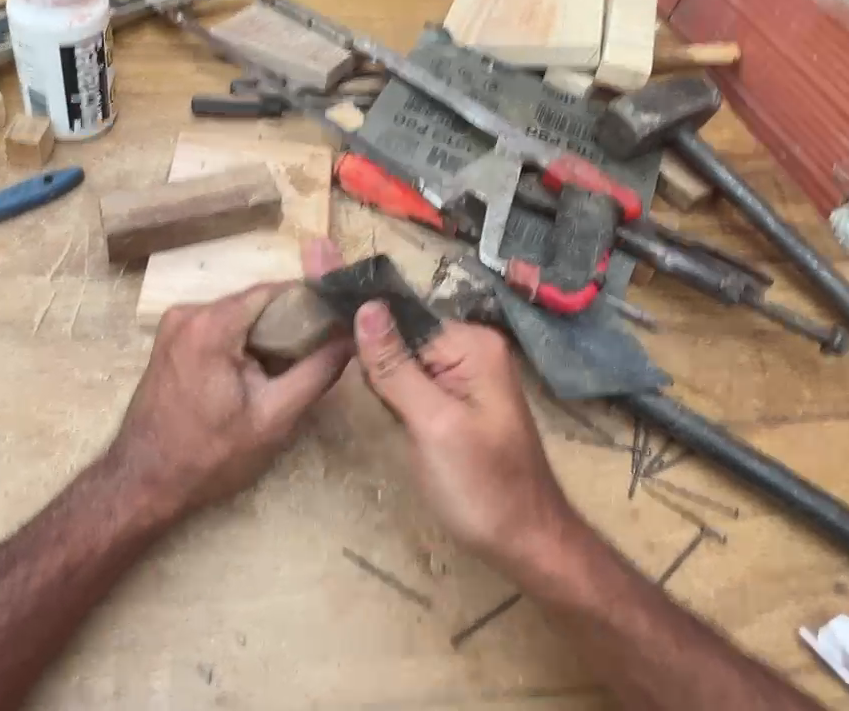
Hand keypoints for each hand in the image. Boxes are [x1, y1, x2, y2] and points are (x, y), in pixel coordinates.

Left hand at [107, 245, 354, 519]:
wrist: (144, 483)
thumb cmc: (210, 455)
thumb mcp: (274, 417)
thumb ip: (317, 371)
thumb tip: (352, 338)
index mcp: (211, 323)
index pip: (273, 289)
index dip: (310, 299)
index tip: (340, 317)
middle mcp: (188, 311)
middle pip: (255, 300)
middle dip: (290, 319)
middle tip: (323, 346)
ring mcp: (175, 324)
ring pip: (239, 314)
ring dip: (267, 332)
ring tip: (296, 361)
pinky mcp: (171, 339)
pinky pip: (219, 327)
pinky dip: (243, 341)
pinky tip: (261, 369)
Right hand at [345, 262, 579, 583]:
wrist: (527, 544)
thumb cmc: (483, 487)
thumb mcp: (432, 424)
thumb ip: (395, 366)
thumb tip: (364, 305)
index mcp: (470, 343)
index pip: (400, 314)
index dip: (362, 323)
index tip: (321, 316)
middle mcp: (469, 347)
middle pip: (398, 333)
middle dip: (373, 359)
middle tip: (373, 401)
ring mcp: (464, 374)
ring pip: (400, 359)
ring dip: (381, 380)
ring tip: (386, 415)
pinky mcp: (455, 399)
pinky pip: (412, 380)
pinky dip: (394, 394)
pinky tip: (393, 417)